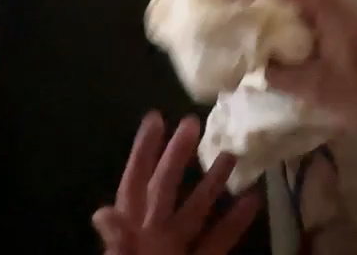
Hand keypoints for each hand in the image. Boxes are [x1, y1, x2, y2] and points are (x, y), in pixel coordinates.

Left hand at [93, 113, 262, 254]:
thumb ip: (118, 246)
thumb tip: (102, 212)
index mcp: (131, 237)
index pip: (134, 186)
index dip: (142, 152)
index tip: (156, 117)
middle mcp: (152, 239)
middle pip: (166, 190)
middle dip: (179, 157)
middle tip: (196, 124)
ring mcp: (176, 254)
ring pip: (195, 213)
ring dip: (212, 184)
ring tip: (232, 155)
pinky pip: (216, 244)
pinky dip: (234, 224)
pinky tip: (254, 201)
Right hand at [233, 0, 356, 130]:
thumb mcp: (319, 87)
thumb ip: (281, 75)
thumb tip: (250, 67)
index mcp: (321, 3)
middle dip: (250, 0)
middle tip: (221, 16)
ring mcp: (334, 12)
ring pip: (291, 5)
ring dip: (267, 16)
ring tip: (237, 33)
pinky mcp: (339, 27)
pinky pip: (302, 18)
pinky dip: (283, 28)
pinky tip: (269, 49)